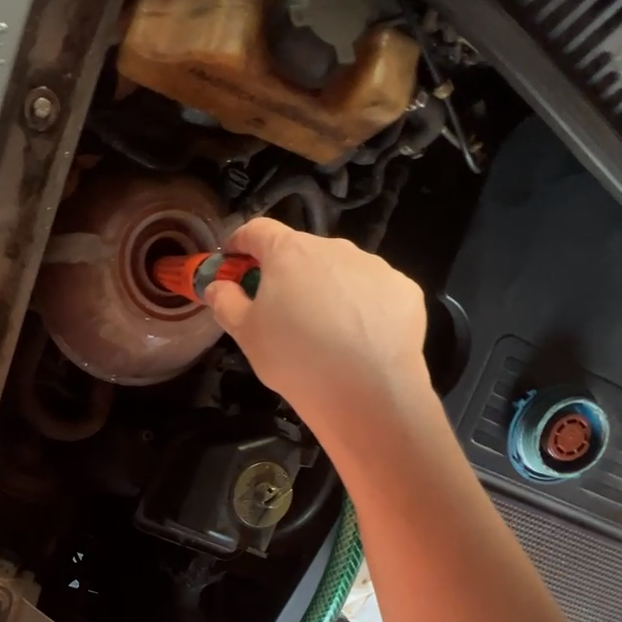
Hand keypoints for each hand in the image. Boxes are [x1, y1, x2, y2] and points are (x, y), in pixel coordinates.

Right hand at [204, 218, 431, 437]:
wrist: (368, 391)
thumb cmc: (294, 358)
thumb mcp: (246, 335)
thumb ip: (226, 303)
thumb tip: (218, 285)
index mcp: (290, 253)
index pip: (258, 230)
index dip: (241, 242)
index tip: (234, 261)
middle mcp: (334, 248)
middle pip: (301, 252)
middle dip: (287, 274)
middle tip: (279, 312)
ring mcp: (374, 266)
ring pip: (340, 271)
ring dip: (326, 290)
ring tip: (324, 332)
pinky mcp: (403, 289)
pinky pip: (372, 292)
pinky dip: (360, 308)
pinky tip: (358, 340)